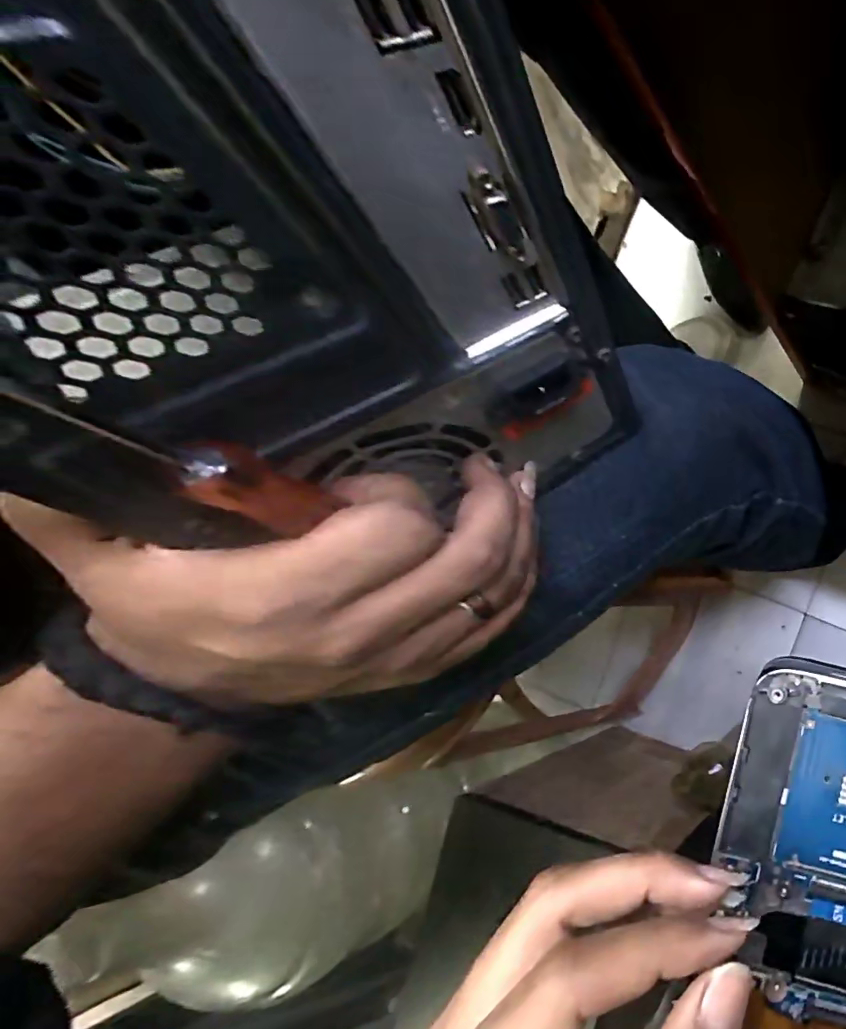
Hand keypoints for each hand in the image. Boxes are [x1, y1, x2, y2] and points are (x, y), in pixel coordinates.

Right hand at [0, 454, 536, 705]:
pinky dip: (522, 576)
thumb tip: (33, 420)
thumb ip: (82, 496)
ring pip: (497, 588)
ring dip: (523, 530)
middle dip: (495, 502)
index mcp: (289, 599)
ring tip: (522, 486)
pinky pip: (499, 621)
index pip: (397, 531)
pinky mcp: (427, 666)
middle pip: (470, 559)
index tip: (371, 483)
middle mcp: (360, 633)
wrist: (184, 694)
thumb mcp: (104, 553)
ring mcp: (405, 657)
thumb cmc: (159, 611)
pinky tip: (527, 538)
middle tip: (491, 466)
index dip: (398, 493)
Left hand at [431, 854, 758, 1028]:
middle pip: (549, 906)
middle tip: (717, 887)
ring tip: (700, 894)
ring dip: (635, 886)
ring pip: (548, 907)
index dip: (663, 942)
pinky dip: (616, 913)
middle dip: (645, 880)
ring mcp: (463, 1017)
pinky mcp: (484, 1015)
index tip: (735, 935)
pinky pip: (552, 935)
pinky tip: (662, 921)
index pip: (571, 974)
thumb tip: (731, 972)